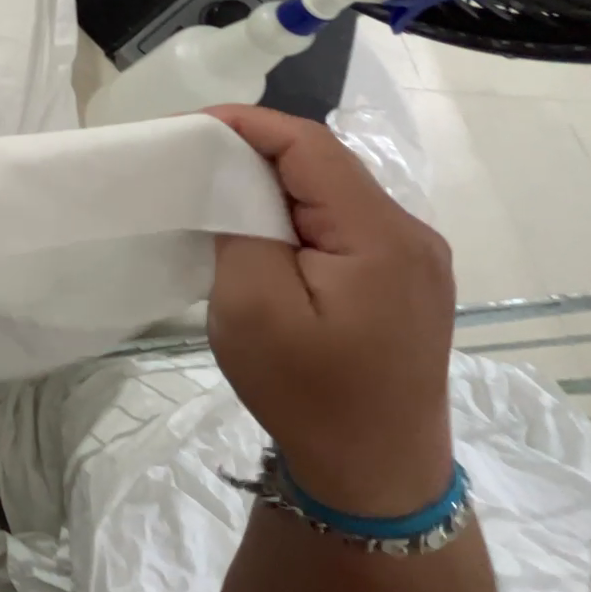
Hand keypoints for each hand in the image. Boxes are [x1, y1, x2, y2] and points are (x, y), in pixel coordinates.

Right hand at [205, 105, 456, 517]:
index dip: (245, 123)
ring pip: (330, 189)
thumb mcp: (252, 306)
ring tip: (207, 187)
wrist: (372, 468)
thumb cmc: (306, 388)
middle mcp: (408, 234)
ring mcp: (410, 258)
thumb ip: (241, 229)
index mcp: (379, 235)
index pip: (310, 145)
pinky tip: (251, 225)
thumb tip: (232, 183)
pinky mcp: (398, 279)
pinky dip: (288, 208)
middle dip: (250, 148)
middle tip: (182, 158)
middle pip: (323, 162)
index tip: (180, 129)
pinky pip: (338, 219)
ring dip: (267, 180)